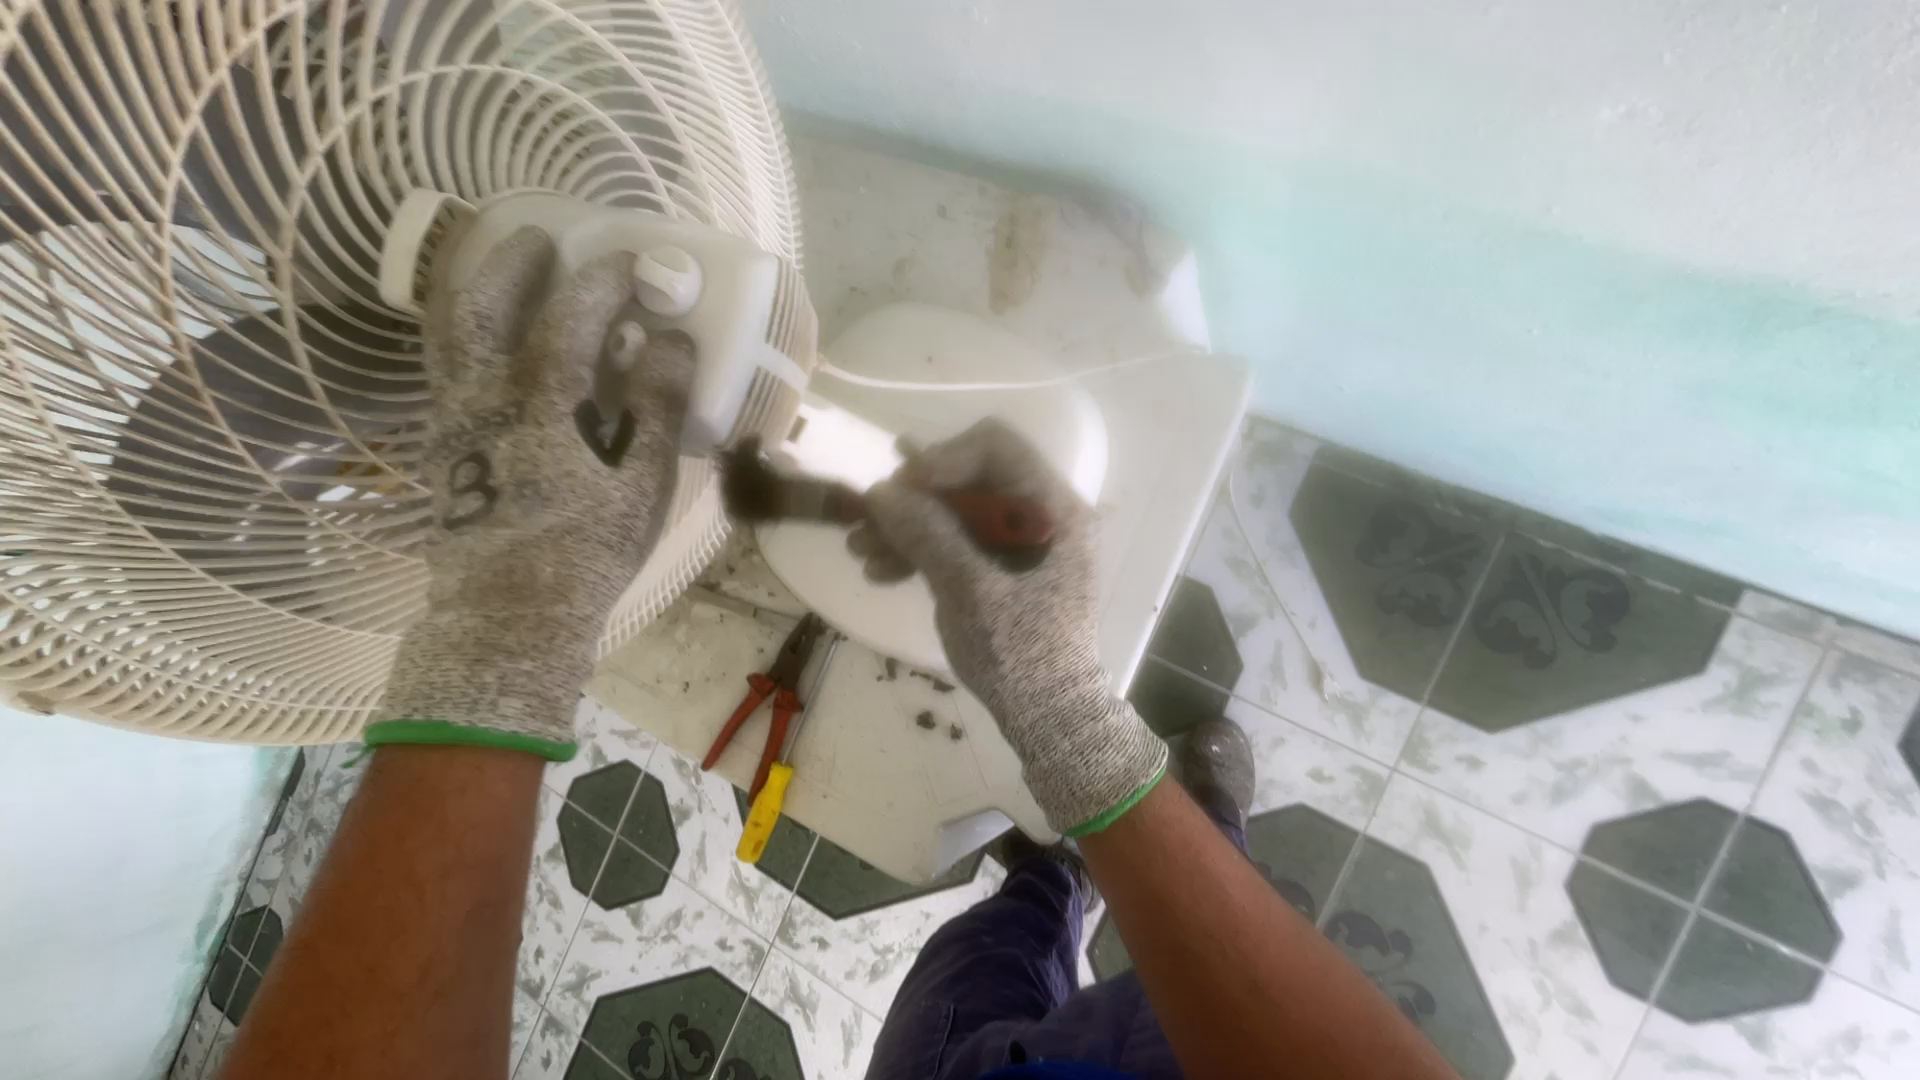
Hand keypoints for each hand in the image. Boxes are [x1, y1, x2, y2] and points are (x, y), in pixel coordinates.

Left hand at [367, 226, 693, 759]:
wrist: (512, 613)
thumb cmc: (590, 549)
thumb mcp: (643, 481)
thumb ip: (657, 405)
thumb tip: (671, 340)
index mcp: (544, 401)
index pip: (573, 314)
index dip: (604, 279)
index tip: (632, 262)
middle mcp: (485, 395)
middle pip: (483, 304)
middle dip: (513, 263)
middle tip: (543, 242)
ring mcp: (453, 418)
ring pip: (450, 334)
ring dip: (479, 292)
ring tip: (505, 275)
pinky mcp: (441, 446)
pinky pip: (448, 368)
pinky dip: (468, 337)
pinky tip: (495, 347)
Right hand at [849, 419, 1165, 834]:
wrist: (1048, 717)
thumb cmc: (1021, 656)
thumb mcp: (972, 593)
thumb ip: (930, 536)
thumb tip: (882, 493)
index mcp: (1053, 509)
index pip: (996, 449)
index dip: (943, 458)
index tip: (902, 489)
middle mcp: (1040, 515)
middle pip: (968, 479)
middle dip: (914, 500)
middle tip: (869, 522)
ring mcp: (1020, 543)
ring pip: (956, 512)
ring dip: (908, 527)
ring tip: (861, 552)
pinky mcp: (1001, 568)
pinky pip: (957, 542)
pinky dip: (921, 551)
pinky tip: (882, 572)